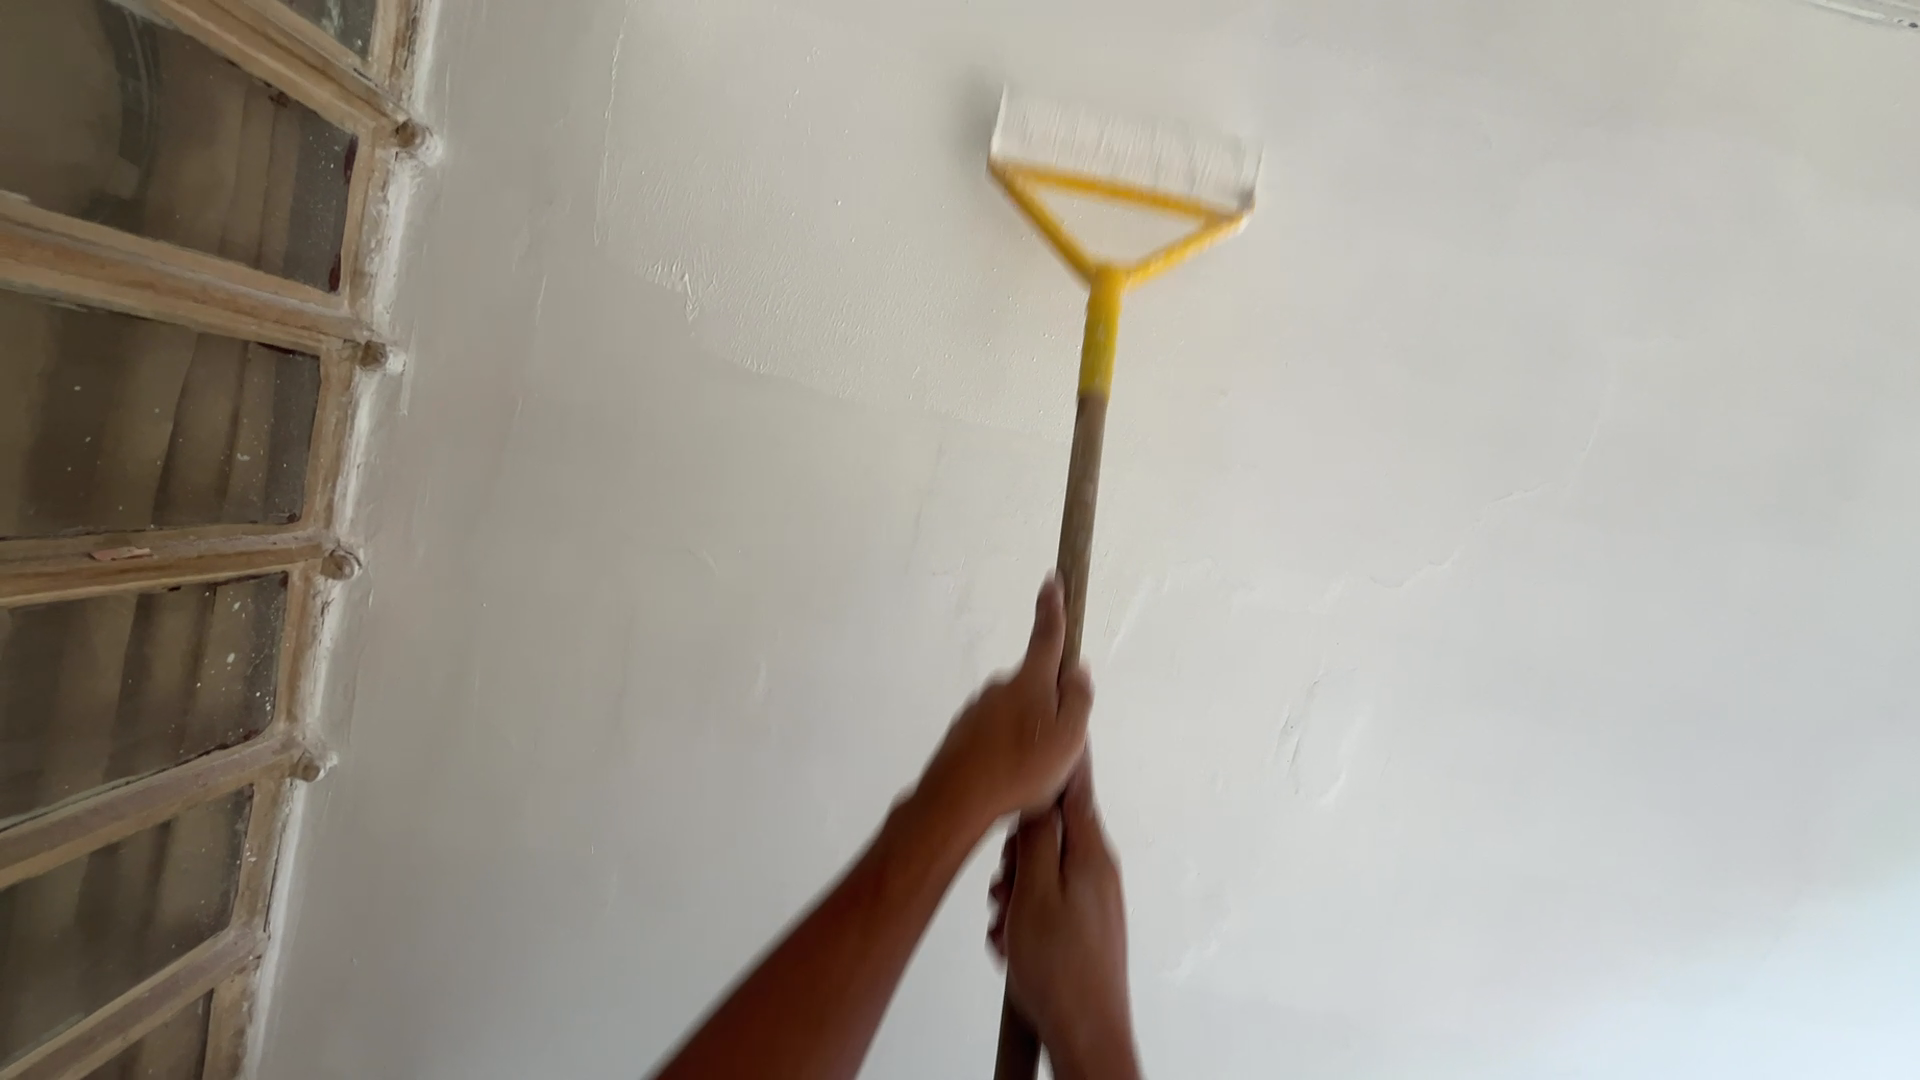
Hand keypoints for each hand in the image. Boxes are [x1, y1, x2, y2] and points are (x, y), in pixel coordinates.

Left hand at [917, 578, 1093, 828]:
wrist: (958, 798)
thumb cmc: (1023, 768)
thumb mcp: (1070, 737)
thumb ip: (1078, 700)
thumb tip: (1076, 670)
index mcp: (1031, 681)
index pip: (1048, 636)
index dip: (1054, 608)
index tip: (1053, 579)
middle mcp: (1001, 686)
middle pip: (1035, 685)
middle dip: (1050, 706)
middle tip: (1058, 750)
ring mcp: (978, 708)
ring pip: (1016, 714)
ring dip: (1028, 734)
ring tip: (1032, 774)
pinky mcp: (964, 732)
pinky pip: (996, 735)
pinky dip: (1007, 749)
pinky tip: (1009, 778)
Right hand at [989, 762, 1138, 1079]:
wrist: (1085, 1035)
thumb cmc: (1060, 968)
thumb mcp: (1034, 890)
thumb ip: (1036, 838)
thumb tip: (1039, 798)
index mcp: (1090, 854)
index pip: (1076, 789)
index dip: (1061, 763)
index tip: (1058, 735)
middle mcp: (1096, 872)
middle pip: (1051, 835)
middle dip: (1018, 853)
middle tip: (1004, 884)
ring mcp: (1092, 901)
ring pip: (1043, 872)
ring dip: (1016, 891)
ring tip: (1005, 922)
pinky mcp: (1084, 927)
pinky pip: (1047, 904)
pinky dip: (1025, 916)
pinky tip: (1012, 942)